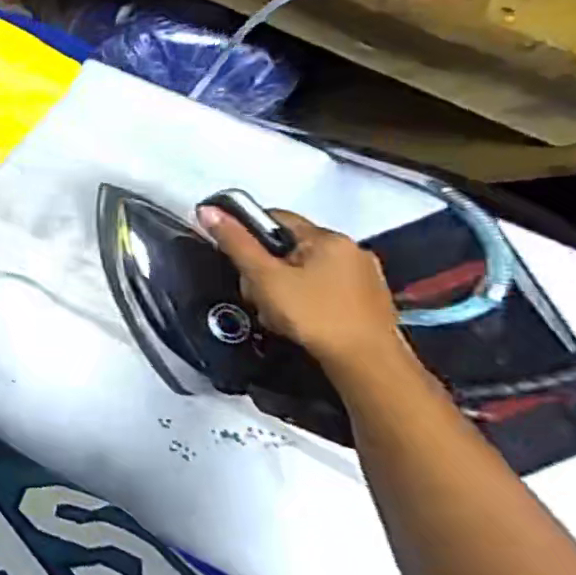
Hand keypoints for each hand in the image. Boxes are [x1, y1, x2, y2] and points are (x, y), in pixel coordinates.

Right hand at [199, 206, 411, 371]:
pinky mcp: (369, 299)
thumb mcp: (263, 276)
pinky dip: (304, 296)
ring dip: (282, 283)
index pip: (274, 217)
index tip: (236, 257)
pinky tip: (298, 317)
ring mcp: (364, 276)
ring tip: (276, 309)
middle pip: (288, 246)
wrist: (367, 364)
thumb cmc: (312, 314)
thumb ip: (235, 242)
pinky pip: (322, 286)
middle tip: (256, 291)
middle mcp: (351, 249)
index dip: (247, 233)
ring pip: (304, 268)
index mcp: (328, 238)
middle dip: (264, 266)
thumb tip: (206, 209)